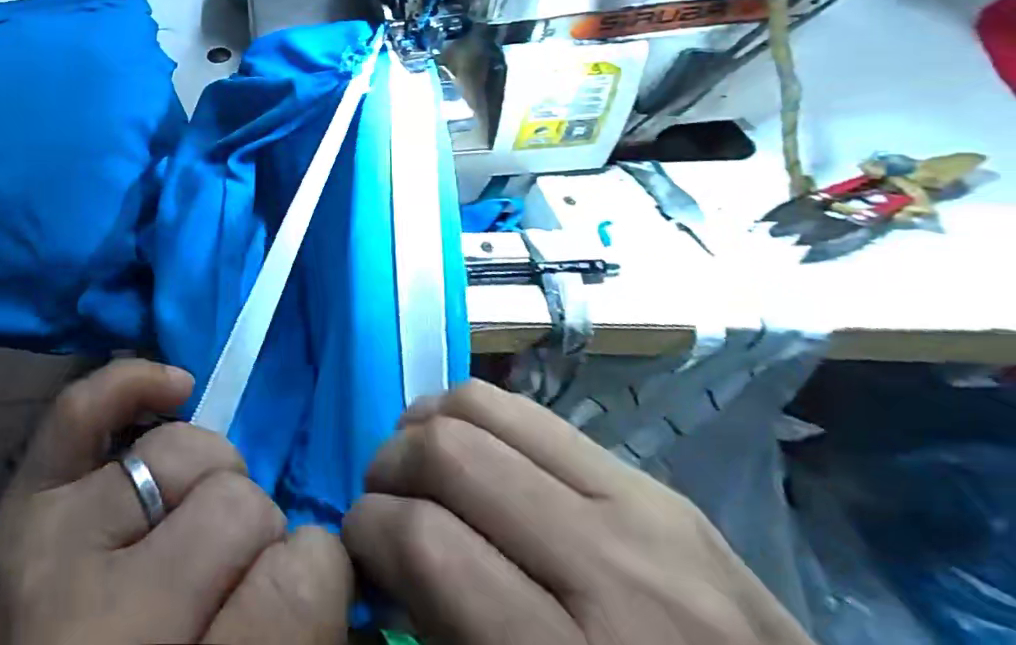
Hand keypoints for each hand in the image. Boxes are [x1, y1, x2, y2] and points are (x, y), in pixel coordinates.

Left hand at [0, 360, 350, 644]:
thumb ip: (273, 637)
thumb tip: (313, 562)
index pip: (293, 591)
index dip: (320, 572)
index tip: (314, 575)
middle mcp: (108, 615)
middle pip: (236, 509)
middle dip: (259, 526)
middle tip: (240, 563)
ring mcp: (53, 541)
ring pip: (177, 453)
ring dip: (212, 473)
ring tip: (200, 511)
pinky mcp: (15, 503)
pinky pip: (80, 409)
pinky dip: (134, 384)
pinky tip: (175, 391)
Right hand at [342, 382, 813, 644]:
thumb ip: (435, 626)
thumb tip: (371, 550)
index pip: (425, 538)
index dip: (367, 533)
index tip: (364, 555)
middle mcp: (625, 573)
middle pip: (447, 450)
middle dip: (387, 470)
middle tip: (388, 511)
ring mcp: (653, 515)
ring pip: (479, 404)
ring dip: (423, 431)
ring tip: (424, 476)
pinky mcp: (663, 488)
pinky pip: (528, 413)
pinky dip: (474, 427)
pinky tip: (477, 470)